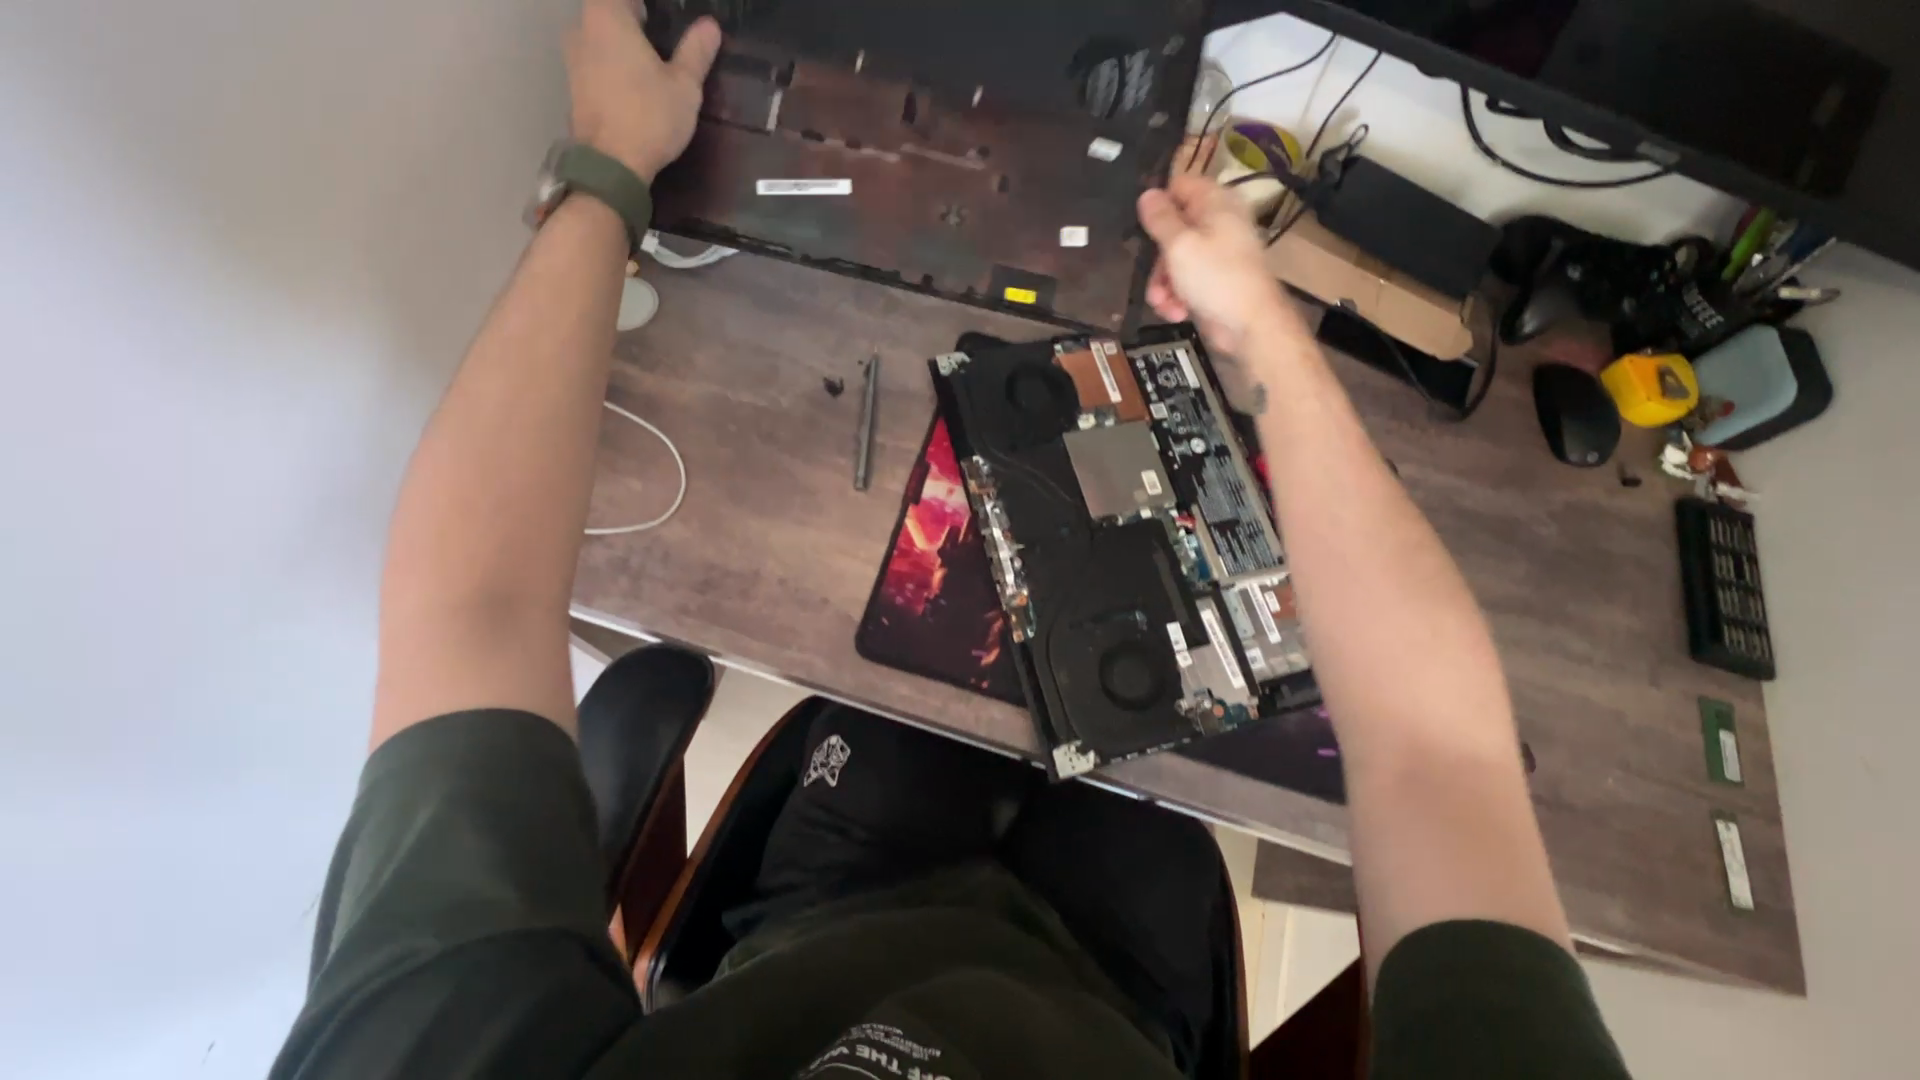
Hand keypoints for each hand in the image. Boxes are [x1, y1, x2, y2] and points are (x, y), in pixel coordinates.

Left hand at [566, 0, 721, 182]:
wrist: (612, 164)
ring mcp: (573, 57)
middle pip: (611, 11)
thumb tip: (710, 25)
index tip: (670, 19)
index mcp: (607, 14)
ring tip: (654, 63)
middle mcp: (582, 26)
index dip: (651, 8)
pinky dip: (614, 65)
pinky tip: (636, 84)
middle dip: (637, 21)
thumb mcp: (684, 85)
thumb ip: (695, 51)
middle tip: (666, 39)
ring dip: (624, 45)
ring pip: (602, 37)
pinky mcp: (575, 85)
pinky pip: (597, 61)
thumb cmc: (650, 116)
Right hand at [1137, 176, 1306, 353]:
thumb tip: (1147, 193)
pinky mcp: (1212, 280)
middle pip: (1172, 228)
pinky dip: (1176, 296)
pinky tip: (1177, 312)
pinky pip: (1184, 280)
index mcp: (1216, 202)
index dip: (1158, 204)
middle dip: (1157, 258)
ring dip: (1163, 284)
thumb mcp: (1180, 245)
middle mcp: (1217, 223)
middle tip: (1155, 277)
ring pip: (1173, 259)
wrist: (1249, 325)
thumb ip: (1160, 219)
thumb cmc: (1216, 278)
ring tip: (1164, 303)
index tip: (1143, 227)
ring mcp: (1215, 253)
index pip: (1179, 186)